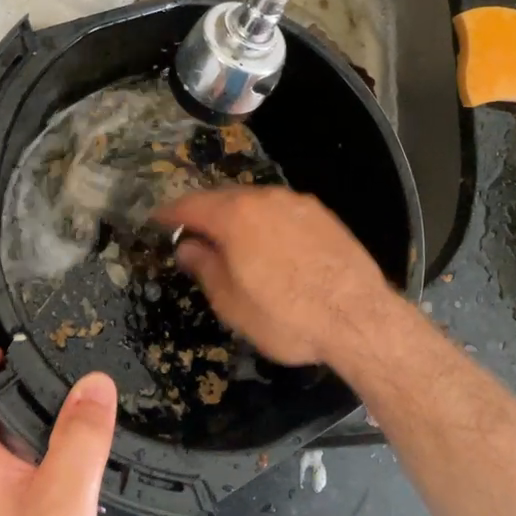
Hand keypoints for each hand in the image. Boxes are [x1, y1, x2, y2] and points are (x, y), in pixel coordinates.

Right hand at [155, 186, 392, 365]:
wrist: (359, 317)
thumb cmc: (287, 317)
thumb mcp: (233, 304)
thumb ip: (206, 269)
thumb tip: (189, 248)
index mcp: (235, 216)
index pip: (191, 205)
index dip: (171, 213)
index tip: (157, 220)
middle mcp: (264, 198)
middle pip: (224, 198)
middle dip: (205, 214)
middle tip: (193, 234)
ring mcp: (296, 202)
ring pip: (255, 202)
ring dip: (238, 217)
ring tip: (232, 242)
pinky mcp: (321, 213)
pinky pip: (281, 211)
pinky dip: (266, 222)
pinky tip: (271, 246)